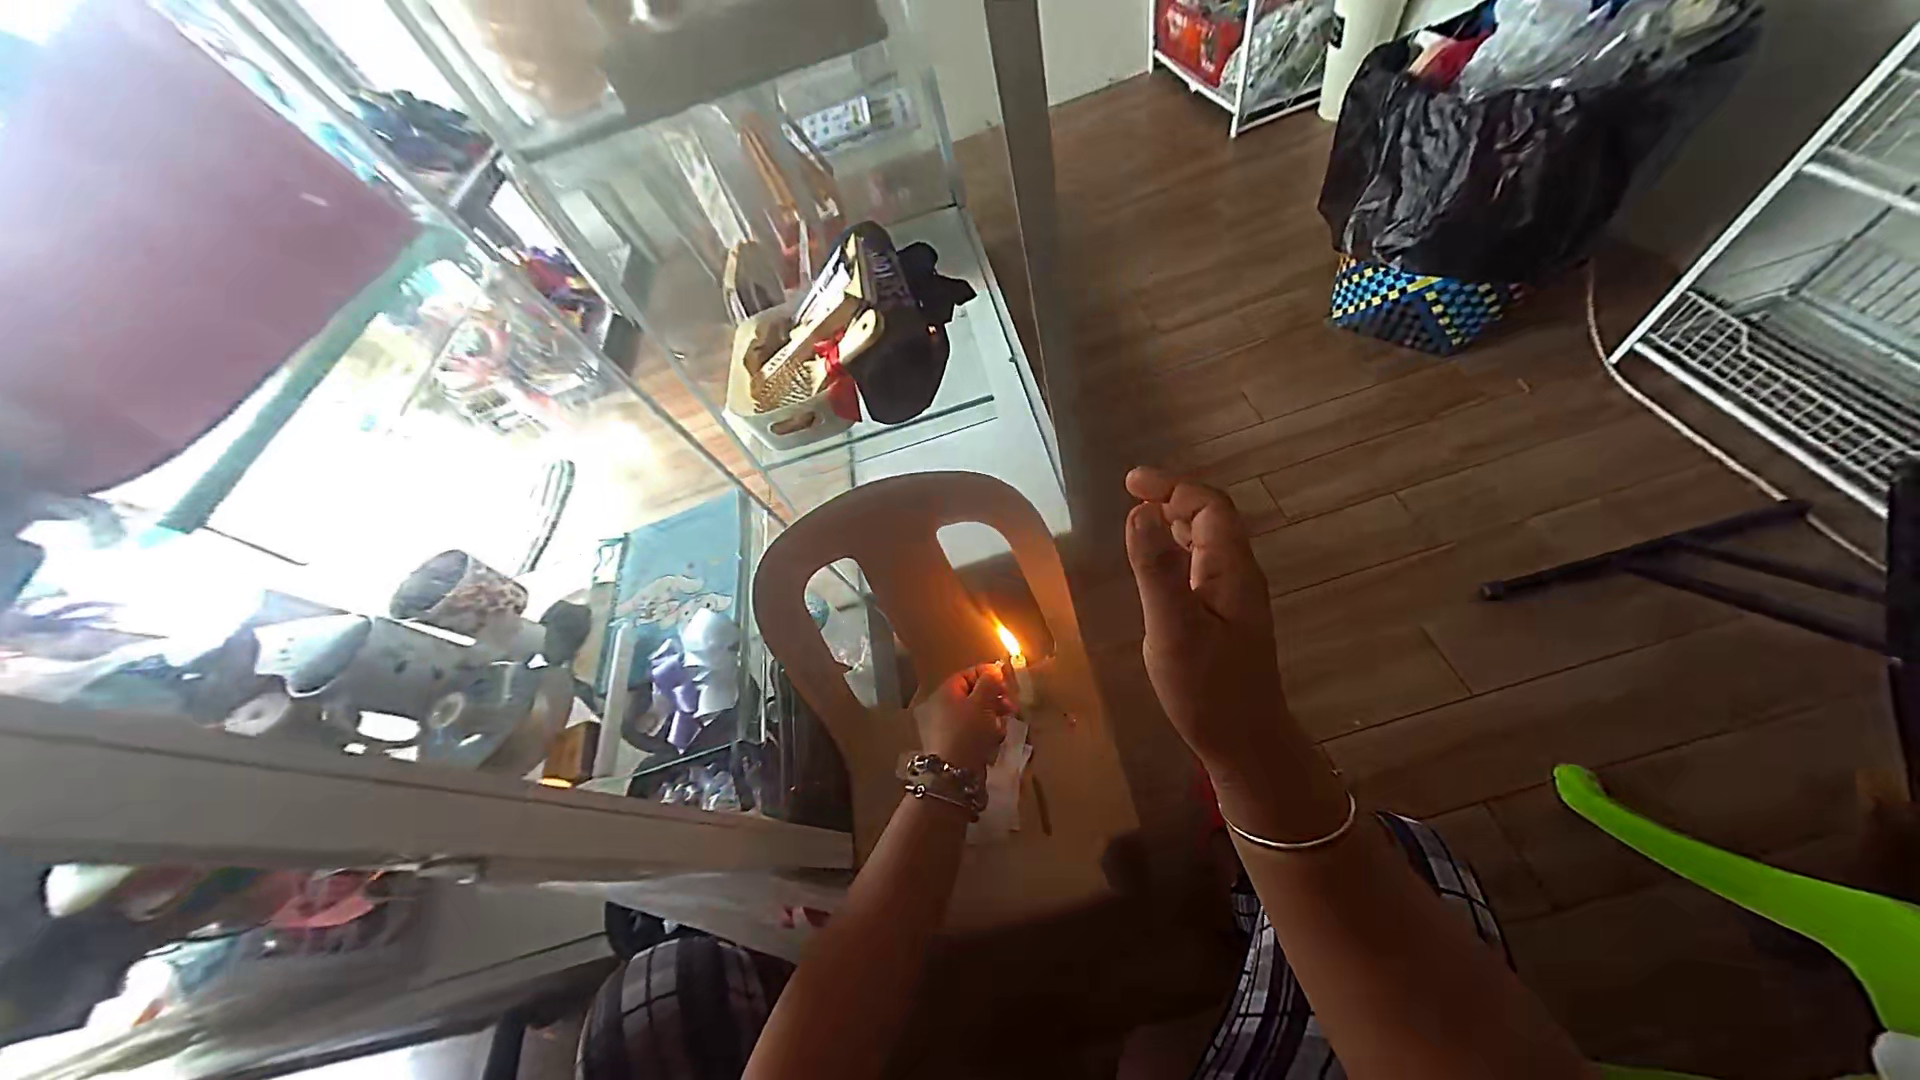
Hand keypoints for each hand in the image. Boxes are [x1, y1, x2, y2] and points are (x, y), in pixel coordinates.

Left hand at [915, 664, 1010, 775]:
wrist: (954, 774)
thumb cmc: (968, 732)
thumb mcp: (982, 702)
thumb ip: (989, 682)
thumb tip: (993, 669)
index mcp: (945, 692)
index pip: (968, 674)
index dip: (988, 676)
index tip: (1006, 685)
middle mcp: (941, 707)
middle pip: (973, 694)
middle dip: (994, 699)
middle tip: (1011, 708)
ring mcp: (945, 727)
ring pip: (975, 714)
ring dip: (993, 717)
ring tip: (1002, 728)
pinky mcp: (952, 745)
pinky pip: (972, 731)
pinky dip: (984, 733)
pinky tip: (994, 741)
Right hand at [1123, 466, 1285, 770]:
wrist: (1245, 743)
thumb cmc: (1208, 688)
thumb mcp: (1174, 628)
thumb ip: (1156, 570)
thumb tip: (1140, 512)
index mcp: (1231, 570)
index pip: (1209, 508)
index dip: (1173, 486)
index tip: (1132, 481)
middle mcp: (1238, 576)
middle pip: (1212, 520)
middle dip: (1174, 498)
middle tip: (1133, 495)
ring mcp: (1234, 599)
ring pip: (1208, 544)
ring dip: (1176, 523)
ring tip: (1141, 520)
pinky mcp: (1225, 619)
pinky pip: (1201, 568)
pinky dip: (1177, 551)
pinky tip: (1157, 568)